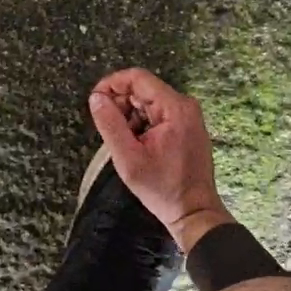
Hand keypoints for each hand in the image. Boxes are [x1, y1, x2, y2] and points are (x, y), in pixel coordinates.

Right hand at [88, 68, 234, 251]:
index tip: (96, 101)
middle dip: (121, 104)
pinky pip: (159, 112)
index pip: (137, 77)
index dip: (112, 84)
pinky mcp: (188, 125)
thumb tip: (96, 97)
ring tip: (126, 142)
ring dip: (131, 115)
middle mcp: (184, 104)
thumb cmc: (162, 188)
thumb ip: (110, 124)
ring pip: (149, 101)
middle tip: (110, 130)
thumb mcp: (128, 158)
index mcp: (174, 107)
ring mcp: (188, 114)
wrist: (194, 213)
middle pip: (143, 88)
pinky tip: (139, 145)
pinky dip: (143, 123)